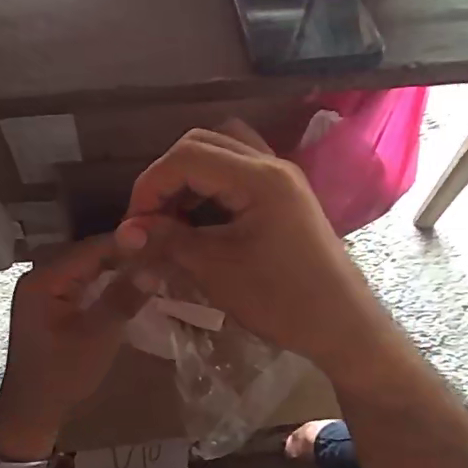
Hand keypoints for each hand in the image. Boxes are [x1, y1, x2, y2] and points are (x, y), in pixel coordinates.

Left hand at [0, 236, 154, 458]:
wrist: (31, 412)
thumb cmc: (62, 374)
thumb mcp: (97, 336)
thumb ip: (123, 298)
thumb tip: (154, 267)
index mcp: (44, 279)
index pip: (91, 249)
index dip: (126, 244)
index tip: (161, 240)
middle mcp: (39, 278)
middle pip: (88, 256)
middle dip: (123, 255)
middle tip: (161, 253)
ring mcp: (43, 293)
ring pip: (86, 271)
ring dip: (116, 269)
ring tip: (151, 267)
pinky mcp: (50, 308)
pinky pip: (81, 286)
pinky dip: (104, 285)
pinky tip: (127, 288)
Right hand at [115, 123, 398, 380]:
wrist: (342, 324)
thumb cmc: (281, 300)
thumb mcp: (217, 271)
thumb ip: (169, 242)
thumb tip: (126, 232)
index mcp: (258, 178)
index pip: (186, 157)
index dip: (150, 186)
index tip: (134, 225)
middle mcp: (272, 165)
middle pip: (202, 143)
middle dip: (166, 177)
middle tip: (149, 219)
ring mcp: (282, 178)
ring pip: (222, 151)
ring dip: (188, 177)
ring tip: (171, 217)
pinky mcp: (285, 195)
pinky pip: (239, 170)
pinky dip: (211, 185)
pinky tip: (199, 218)